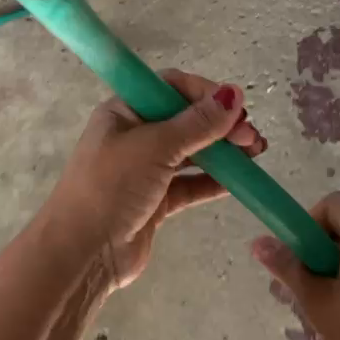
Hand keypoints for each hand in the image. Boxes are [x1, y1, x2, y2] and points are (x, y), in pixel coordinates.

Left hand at [38, 70, 264, 290]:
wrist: (82, 251)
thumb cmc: (111, 186)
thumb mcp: (154, 147)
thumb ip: (196, 124)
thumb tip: (233, 94)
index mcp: (124, 111)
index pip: (169, 88)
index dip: (204, 93)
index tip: (235, 106)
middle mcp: (134, 135)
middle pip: (184, 120)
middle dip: (220, 124)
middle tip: (251, 137)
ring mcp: (145, 170)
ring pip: (191, 153)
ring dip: (223, 152)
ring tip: (256, 154)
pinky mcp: (155, 202)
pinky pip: (190, 185)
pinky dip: (214, 181)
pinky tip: (240, 181)